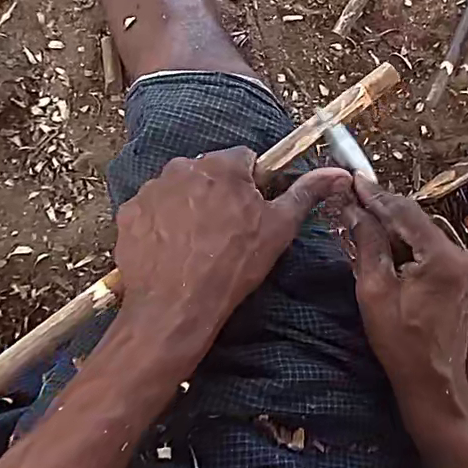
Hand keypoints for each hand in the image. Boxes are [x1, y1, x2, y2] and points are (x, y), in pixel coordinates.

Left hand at [113, 149, 347, 343]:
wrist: (175, 308)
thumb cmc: (232, 266)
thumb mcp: (279, 227)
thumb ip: (307, 192)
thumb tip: (338, 172)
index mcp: (223, 165)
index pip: (246, 159)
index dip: (254, 185)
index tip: (254, 211)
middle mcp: (183, 168)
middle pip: (212, 172)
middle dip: (222, 193)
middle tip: (230, 230)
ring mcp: (152, 190)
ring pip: (182, 189)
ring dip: (192, 206)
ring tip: (201, 243)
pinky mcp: (130, 214)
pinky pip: (154, 209)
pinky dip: (164, 222)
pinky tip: (175, 248)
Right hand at [339, 178, 467, 439]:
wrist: (434, 387)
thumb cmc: (402, 345)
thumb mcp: (375, 292)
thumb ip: (368, 245)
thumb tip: (356, 211)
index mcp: (442, 256)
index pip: (405, 212)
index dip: (377, 194)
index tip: (354, 179)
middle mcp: (458, 254)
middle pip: (416, 218)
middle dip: (384, 206)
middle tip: (354, 194)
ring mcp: (461, 266)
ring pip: (422, 231)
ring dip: (394, 223)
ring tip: (363, 212)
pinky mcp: (458, 277)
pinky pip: (428, 247)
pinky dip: (406, 240)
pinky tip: (384, 239)